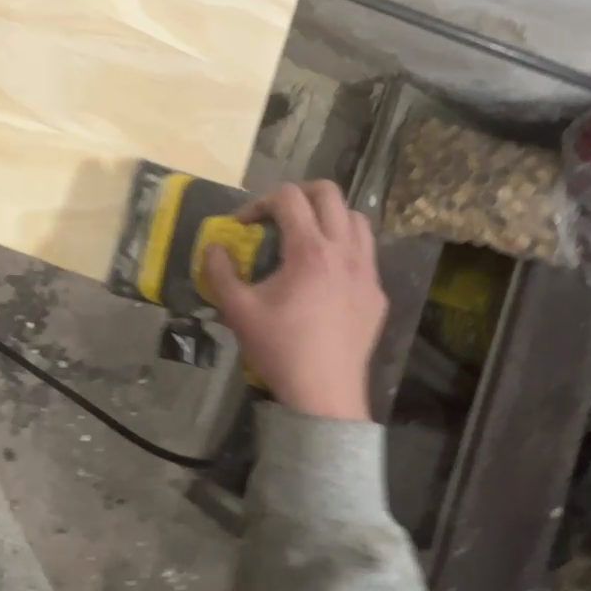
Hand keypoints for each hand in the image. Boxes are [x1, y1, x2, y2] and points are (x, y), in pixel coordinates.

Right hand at [201, 180, 386, 421]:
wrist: (323, 396)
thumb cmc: (279, 349)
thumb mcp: (236, 308)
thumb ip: (218, 270)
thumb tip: (213, 246)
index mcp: (310, 251)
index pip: (288, 198)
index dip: (259, 202)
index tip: (242, 225)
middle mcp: (345, 253)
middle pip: (329, 194)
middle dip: (297, 195)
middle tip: (275, 215)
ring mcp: (367, 273)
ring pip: (357, 219)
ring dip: (327, 216)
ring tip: (304, 236)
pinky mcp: (377, 294)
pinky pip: (366, 252)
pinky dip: (344, 246)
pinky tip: (324, 272)